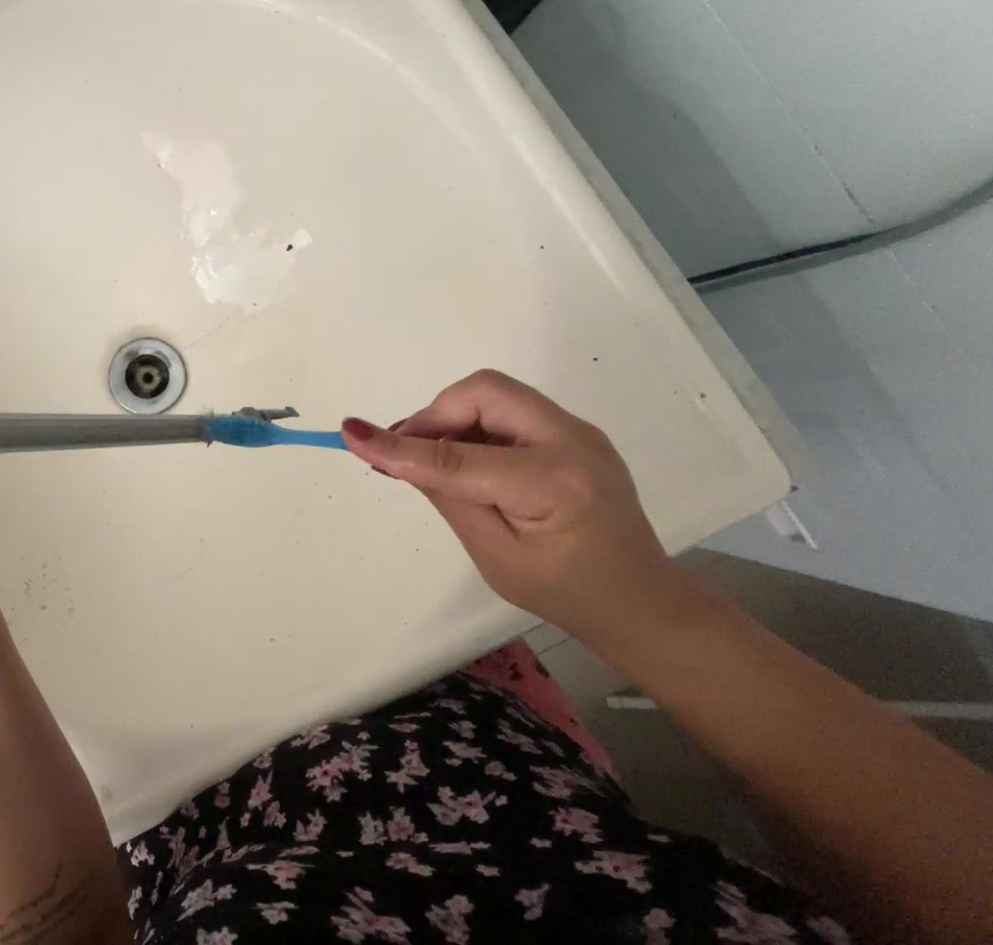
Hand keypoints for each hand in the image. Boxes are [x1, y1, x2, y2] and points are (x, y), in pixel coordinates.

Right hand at [340, 370, 674, 635]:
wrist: (641, 600)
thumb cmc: (565, 594)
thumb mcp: (495, 556)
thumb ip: (446, 495)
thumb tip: (390, 453)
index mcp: (555, 483)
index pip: (459, 455)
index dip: (401, 444)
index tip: (350, 433)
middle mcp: (572, 441)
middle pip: (482, 392)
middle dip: (434, 416)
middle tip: (405, 455)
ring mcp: (576, 431)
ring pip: (493, 395)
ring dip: (452, 420)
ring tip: (428, 462)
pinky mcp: (571, 433)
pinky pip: (509, 411)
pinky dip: (472, 428)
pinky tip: (461, 462)